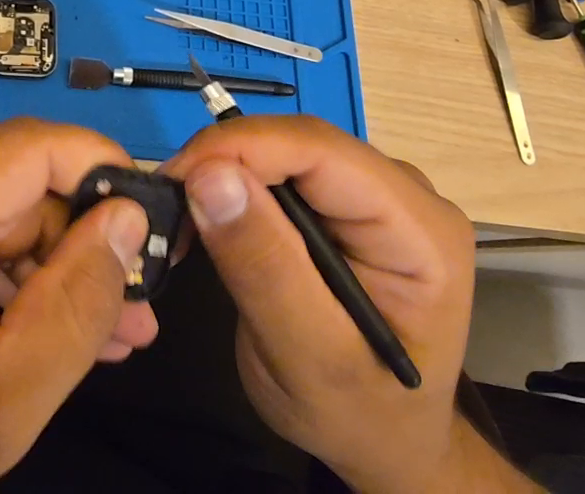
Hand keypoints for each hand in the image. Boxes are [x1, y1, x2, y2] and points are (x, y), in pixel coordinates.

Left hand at [0, 119, 157, 492]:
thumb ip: (74, 308)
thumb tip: (127, 221)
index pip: (29, 146)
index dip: (102, 171)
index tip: (153, 231)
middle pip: (12, 184)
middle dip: (78, 245)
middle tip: (133, 316)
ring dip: (44, 268)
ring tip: (102, 337)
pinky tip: (35, 327)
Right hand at [162, 117, 523, 493]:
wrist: (381, 440)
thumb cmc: (356, 412)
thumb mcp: (306, 356)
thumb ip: (264, 267)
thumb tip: (209, 175)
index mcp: (418, 229)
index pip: (321, 151)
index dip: (240, 148)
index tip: (173, 180)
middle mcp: (404, 194)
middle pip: (300, 144)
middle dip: (224, 161)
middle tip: (166, 205)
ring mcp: (373, 194)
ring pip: (283, 151)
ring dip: (224, 174)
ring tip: (181, 218)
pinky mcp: (343, 203)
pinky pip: (279, 172)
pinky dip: (233, 188)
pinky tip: (208, 219)